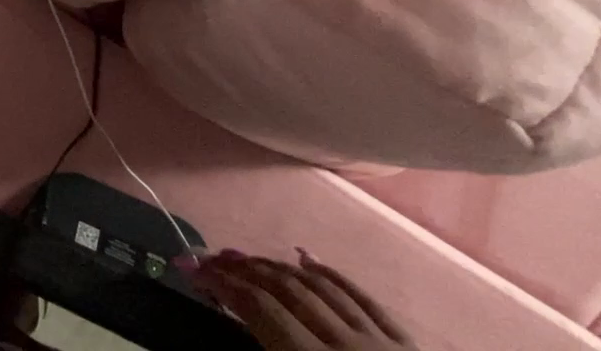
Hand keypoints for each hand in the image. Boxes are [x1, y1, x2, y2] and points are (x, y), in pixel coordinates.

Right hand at [196, 251, 417, 350]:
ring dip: (276, 266)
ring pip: (321, 286)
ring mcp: (384, 344)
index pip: (259, 308)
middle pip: (285, 288)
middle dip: (241, 268)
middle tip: (209, 259)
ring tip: (246, 258)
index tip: (189, 270)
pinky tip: (306, 260)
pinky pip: (365, 299)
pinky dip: (330, 274)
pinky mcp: (411, 348)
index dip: (221, 284)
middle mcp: (348, 346)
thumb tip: (233, 320)